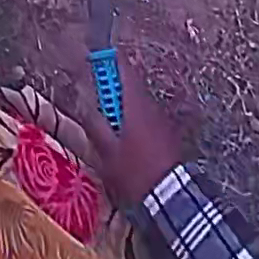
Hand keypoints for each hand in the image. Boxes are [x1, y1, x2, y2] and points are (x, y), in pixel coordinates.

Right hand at [81, 57, 184, 205]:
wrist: (173, 200)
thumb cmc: (136, 171)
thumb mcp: (106, 149)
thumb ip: (94, 122)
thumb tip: (84, 103)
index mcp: (134, 101)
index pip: (121, 65)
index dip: (105, 59)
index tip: (91, 62)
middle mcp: (150, 104)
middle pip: (128, 83)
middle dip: (109, 89)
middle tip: (95, 104)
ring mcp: (161, 119)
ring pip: (135, 101)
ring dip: (120, 107)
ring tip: (108, 130)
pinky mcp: (167, 134)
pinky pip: (145, 117)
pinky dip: (131, 121)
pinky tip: (125, 144)